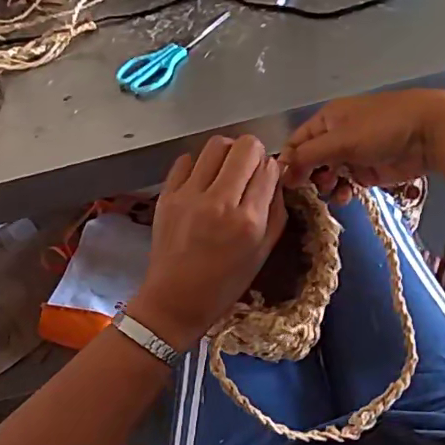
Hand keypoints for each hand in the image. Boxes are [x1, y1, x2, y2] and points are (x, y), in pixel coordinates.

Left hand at [128, 136, 286, 349]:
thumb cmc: (224, 283)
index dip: (272, 169)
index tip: (267, 178)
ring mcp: (190, 196)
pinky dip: (199, 165)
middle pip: (245, 146)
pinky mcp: (167, 195)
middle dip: (253, 153)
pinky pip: (187, 160)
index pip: (269, 168)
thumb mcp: (263, 252)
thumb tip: (276, 176)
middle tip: (248, 169)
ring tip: (225, 172)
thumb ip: (276, 211)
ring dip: (227, 153)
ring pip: (216, 145)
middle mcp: (220, 202)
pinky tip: (201, 182)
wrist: (175, 300)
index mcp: (248, 221)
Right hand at [280, 90, 444, 202]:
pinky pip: (348, 183)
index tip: (286, 183)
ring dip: (326, 185)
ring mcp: (354, 153)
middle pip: (312, 160)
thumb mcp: (340, 140)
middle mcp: (338, 135)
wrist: (430, 133)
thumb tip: (282, 172)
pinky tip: (346, 196)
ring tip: (332, 190)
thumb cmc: (381, 129)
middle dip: (308, 176)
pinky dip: (344, 191)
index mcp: (328, 120)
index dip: (289, 161)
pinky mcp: (370, 170)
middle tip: (312, 189)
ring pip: (329, 174)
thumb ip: (308, 157)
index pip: (297, 142)